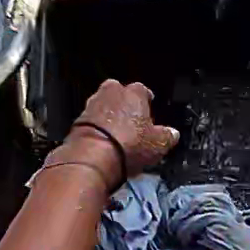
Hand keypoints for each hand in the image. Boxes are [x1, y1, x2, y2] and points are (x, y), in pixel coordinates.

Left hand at [46, 80, 179, 188]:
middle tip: (132, 124)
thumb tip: (173, 134)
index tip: (150, 115)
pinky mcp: (77, 120)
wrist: (92, 157)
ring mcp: (92, 105)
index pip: (144, 91)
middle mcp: (111, 93)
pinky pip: (91, 121)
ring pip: (104, 106)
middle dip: (125, 106)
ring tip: (117, 136)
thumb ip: (168, 135)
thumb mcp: (159, 144)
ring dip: (110, 117)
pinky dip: (97, 129)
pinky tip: (104, 143)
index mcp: (134, 93)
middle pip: (120, 94)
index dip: (148, 103)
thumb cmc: (129, 145)